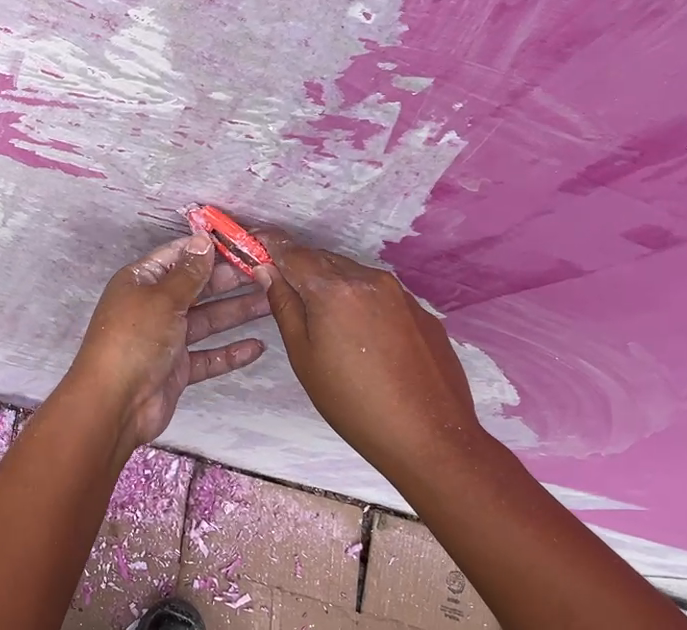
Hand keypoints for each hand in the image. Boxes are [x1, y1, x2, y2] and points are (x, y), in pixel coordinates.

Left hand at [61, 232, 271, 451]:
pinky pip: (208, 356)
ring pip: (207, 320)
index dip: (207, 249)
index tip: (241, 243)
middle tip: (266, 272)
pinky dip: (231, 352)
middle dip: (229, 280)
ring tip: (271, 302)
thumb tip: (203, 240)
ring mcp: (166, 338)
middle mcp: (153, 305)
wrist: (115, 403)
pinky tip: (258, 347)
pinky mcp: (177, 368)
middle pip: (196, 287)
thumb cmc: (134, 339)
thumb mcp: (162, 299)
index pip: (178, 256)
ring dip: (236, 312)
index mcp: (141, 281)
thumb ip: (188, 273)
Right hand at [252, 228, 486, 476]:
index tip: (255, 247)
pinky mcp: (423, 313)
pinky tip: (365, 340)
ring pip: (354, 276)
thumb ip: (284, 305)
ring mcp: (402, 294)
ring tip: (327, 323)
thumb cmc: (353, 403)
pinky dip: (363, 304)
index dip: (270, 247)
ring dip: (333, 287)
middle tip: (286, 293)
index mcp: (334, 288)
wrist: (432, 440)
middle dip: (302, 269)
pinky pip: (381, 296)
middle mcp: (369, 278)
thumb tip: (267, 270)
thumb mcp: (304, 356)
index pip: (292, 251)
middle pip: (324, 260)